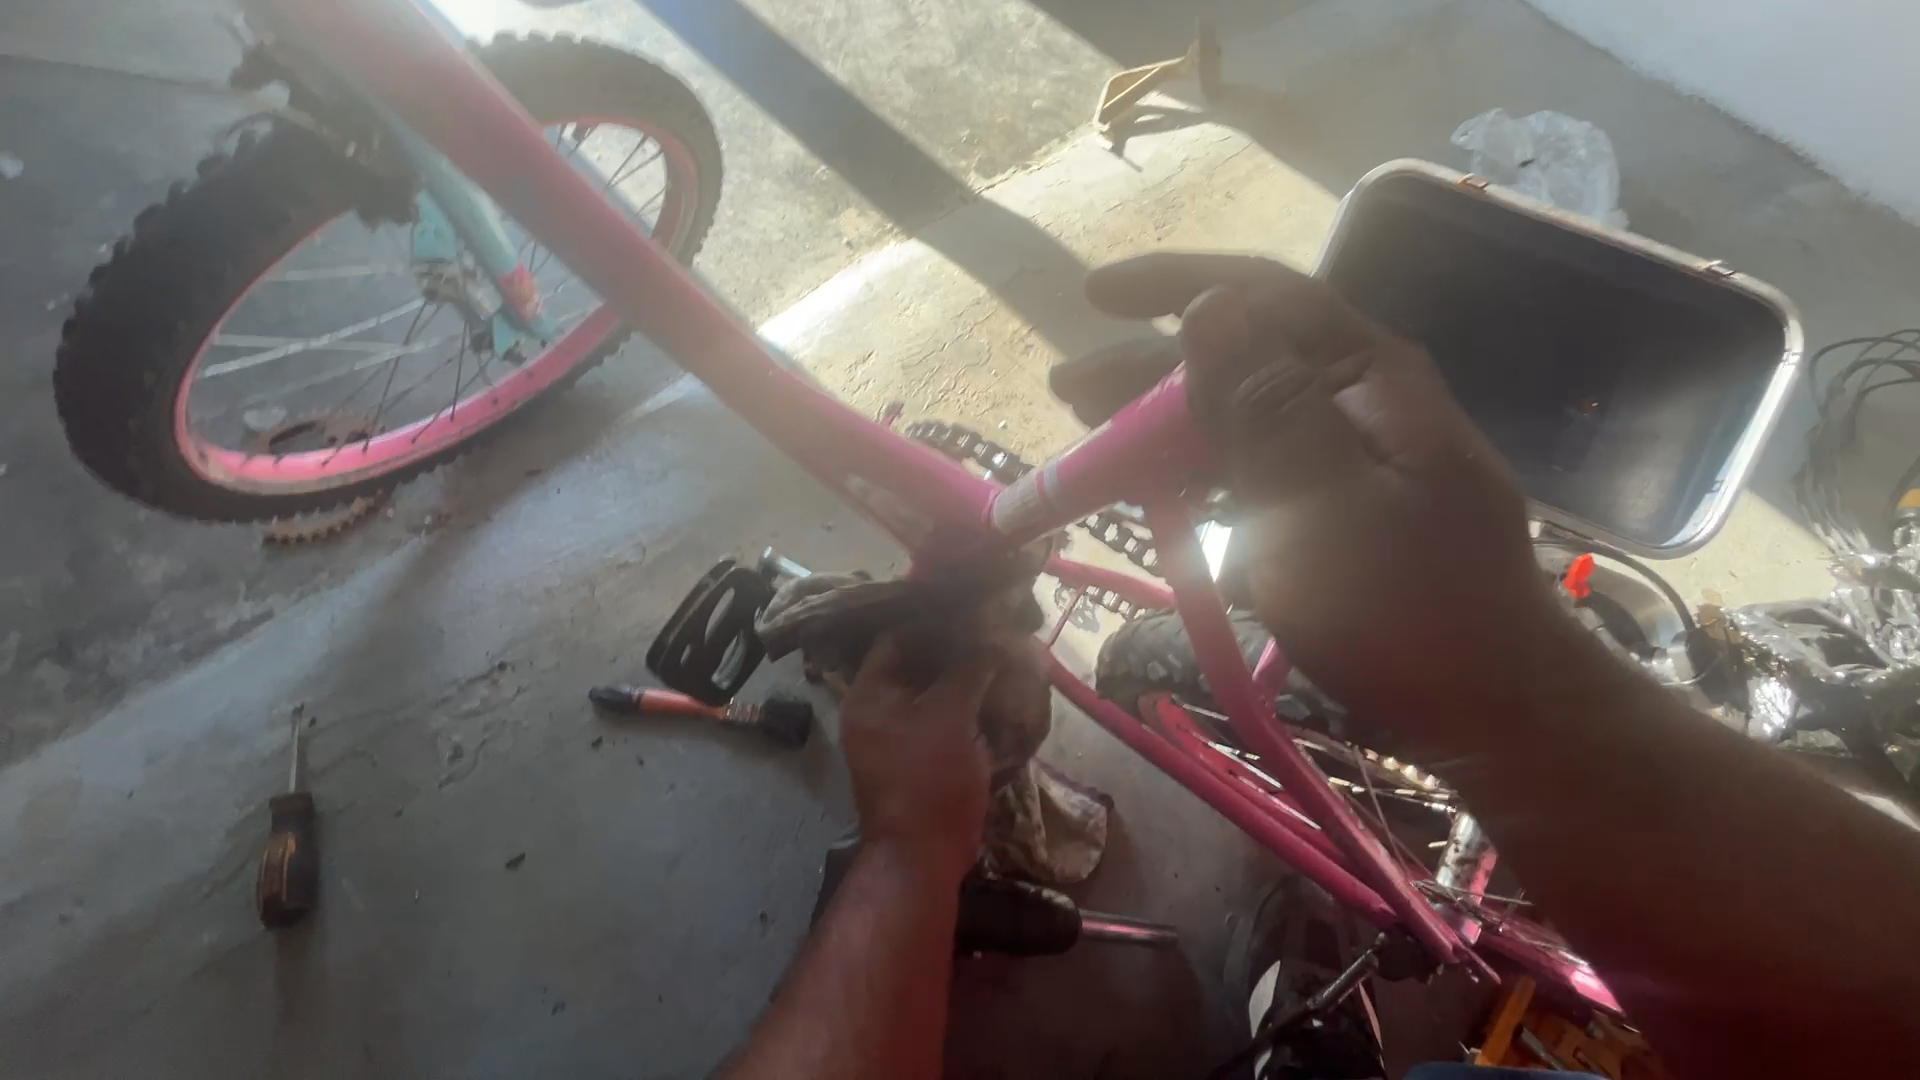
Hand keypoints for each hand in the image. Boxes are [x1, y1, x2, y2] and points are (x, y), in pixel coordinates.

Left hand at [839, 633, 998, 881]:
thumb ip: (969, 668)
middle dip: (956, 648)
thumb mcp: (951, 715)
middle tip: (992, 631)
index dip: (936, 620)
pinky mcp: (919, 755)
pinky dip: (966, 704)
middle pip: (917, 663)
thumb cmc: (930, 780)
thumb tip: (992, 636)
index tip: (973, 609)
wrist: (923, 857)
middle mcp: (877, 708)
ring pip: (933, 690)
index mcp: (870, 693)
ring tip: (999, 656)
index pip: (899, 637)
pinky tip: (995, 693)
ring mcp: (897, 734)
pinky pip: (942, 717)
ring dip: (964, 676)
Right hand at [1082, 253, 1574, 750]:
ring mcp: (1333, 453)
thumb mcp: (1324, 505)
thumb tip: (1209, 306)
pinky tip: (1148, 485)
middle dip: (1143, 370)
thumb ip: (1265, 407)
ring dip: (1155, 424)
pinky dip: (1186, 472)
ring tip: (1089, 436)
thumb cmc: (1403, 610)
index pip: (1261, 298)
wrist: (1481, 704)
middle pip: (1231, 359)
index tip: (1093, 295)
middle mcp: (1348, 400)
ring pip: (1226, 417)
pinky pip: (1238, 469)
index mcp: (1363, 379)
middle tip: (1067, 391)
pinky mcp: (1319, 503)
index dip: (1172, 285)